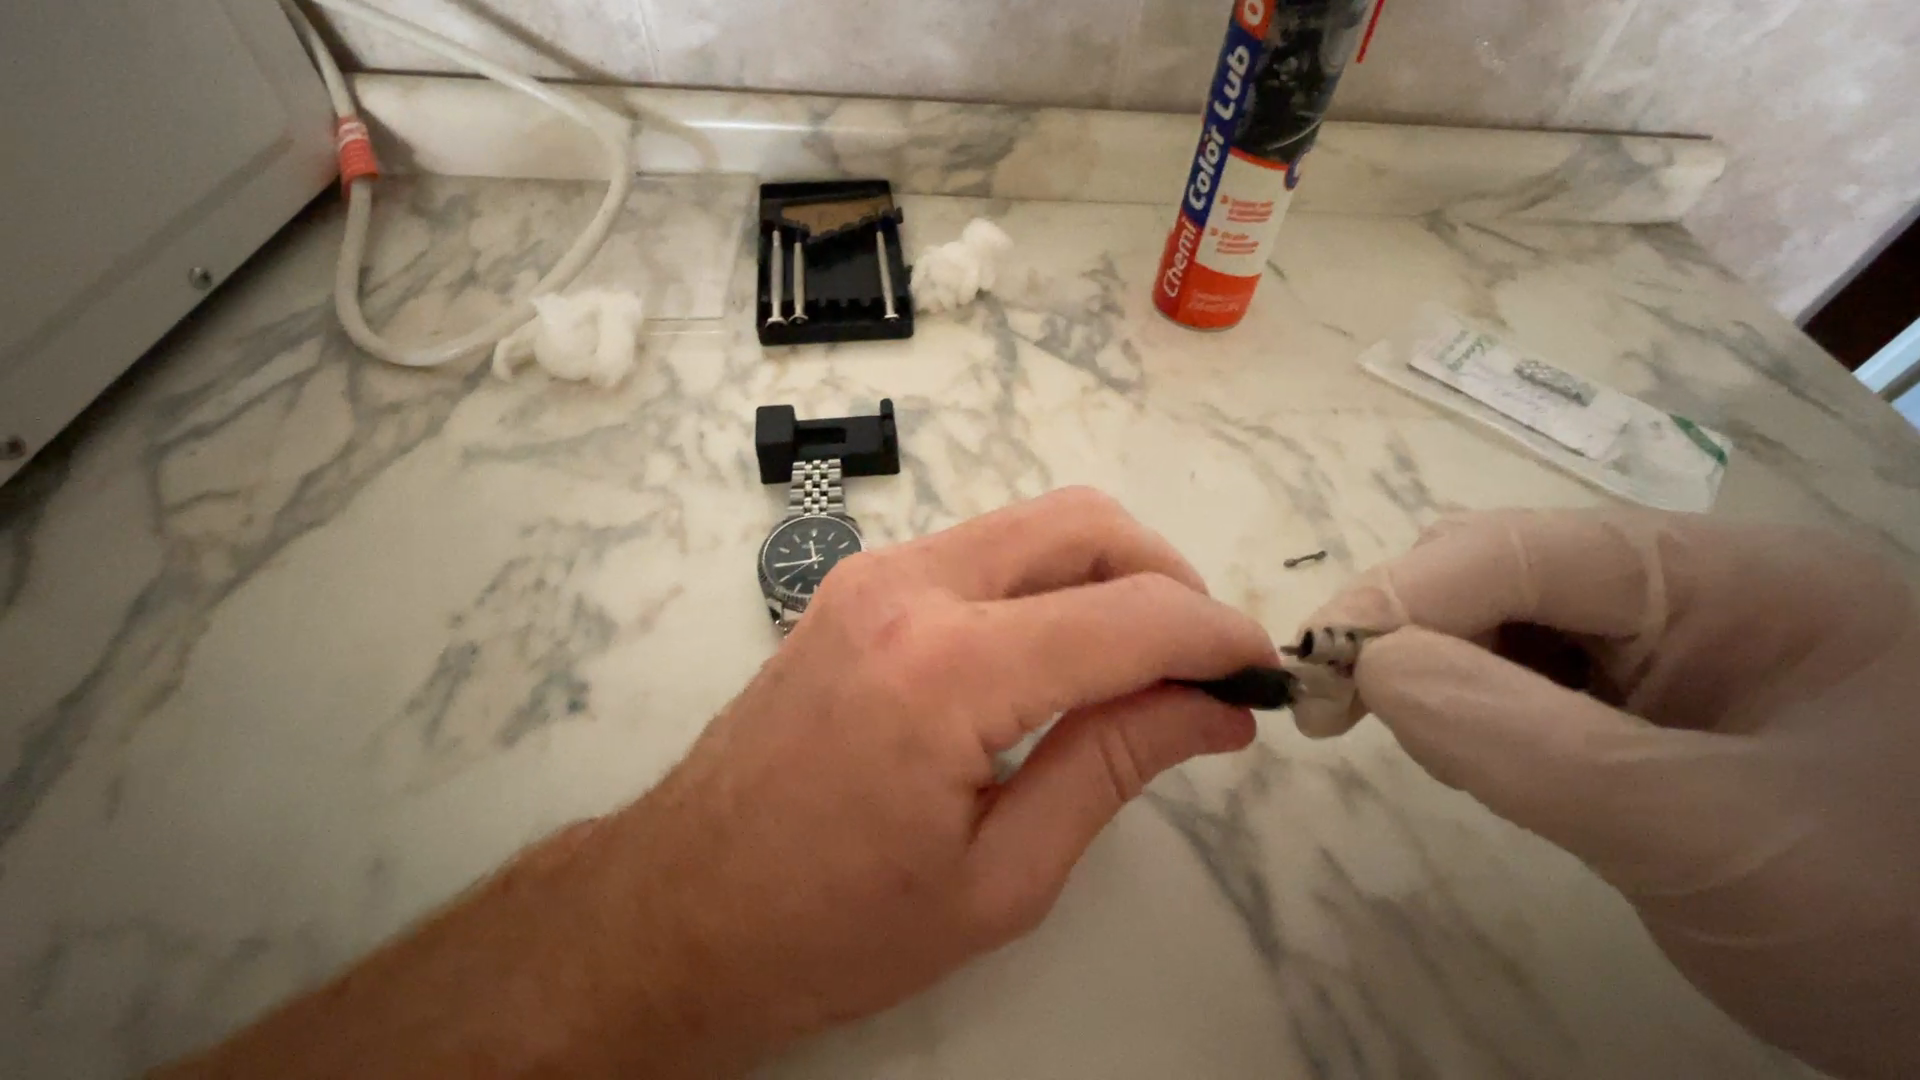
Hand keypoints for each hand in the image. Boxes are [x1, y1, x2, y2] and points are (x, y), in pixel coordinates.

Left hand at [160, 488, 1274, 1078]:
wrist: (678, 907)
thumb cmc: (832, 926)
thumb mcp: (1002, 875)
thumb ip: (1113, 767)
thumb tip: (1211, 707)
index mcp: (949, 671)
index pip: (1130, 615)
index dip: (1216, 635)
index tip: (1261, 672)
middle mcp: (910, 589)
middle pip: (1085, 524)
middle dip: (1168, 577)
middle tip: (1203, 661)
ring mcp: (874, 574)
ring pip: (1035, 523)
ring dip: (1109, 572)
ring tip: (1142, 661)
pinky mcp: (857, 584)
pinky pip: (985, 549)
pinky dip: (1048, 580)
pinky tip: (1063, 650)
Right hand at [1296, 509, 1919, 1078]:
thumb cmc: (1899, 925)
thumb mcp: (1704, 837)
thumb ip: (1525, 744)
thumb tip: (1371, 668)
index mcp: (1728, 578)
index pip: (1513, 551)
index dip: (1395, 602)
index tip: (1312, 681)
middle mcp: (1689, 588)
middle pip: (1492, 572)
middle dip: (1403, 632)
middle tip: (1336, 714)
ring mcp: (1669, 644)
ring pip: (1495, 621)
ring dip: (1430, 671)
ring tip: (1431, 746)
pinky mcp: (1646, 701)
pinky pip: (1522, 675)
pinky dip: (1468, 706)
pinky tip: (1477, 752)